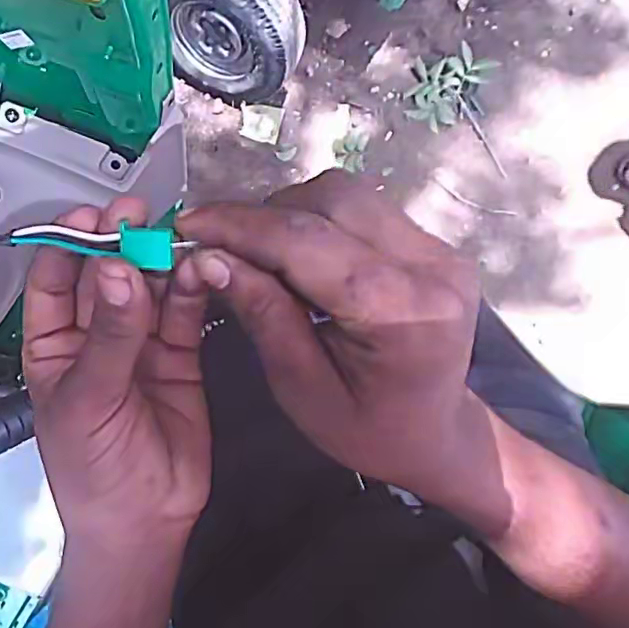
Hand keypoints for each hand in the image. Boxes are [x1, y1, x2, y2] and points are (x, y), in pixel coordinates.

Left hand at [22, 197, 211, 553]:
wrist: (143, 520)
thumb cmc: (90, 474)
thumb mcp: (87, 401)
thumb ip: (109, 337)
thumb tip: (115, 274)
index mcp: (52, 345)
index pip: (51, 280)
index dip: (67, 245)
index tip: (87, 220)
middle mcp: (94, 338)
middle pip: (102, 275)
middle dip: (116, 243)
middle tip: (133, 218)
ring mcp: (138, 344)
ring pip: (146, 287)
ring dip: (157, 261)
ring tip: (170, 240)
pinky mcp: (177, 355)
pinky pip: (183, 312)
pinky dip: (190, 290)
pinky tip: (195, 271)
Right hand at [176, 171, 504, 530]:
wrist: (434, 432)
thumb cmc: (364, 428)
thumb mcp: (299, 384)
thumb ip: (261, 313)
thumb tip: (208, 258)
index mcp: (400, 313)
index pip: (307, 243)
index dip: (241, 226)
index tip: (190, 224)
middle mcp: (430, 267)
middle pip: (329, 202)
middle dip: (262, 217)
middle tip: (221, 247)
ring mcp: (438, 249)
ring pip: (345, 194)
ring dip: (289, 214)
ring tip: (261, 255)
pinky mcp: (432, 242)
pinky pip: (361, 207)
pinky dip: (316, 219)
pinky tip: (299, 256)